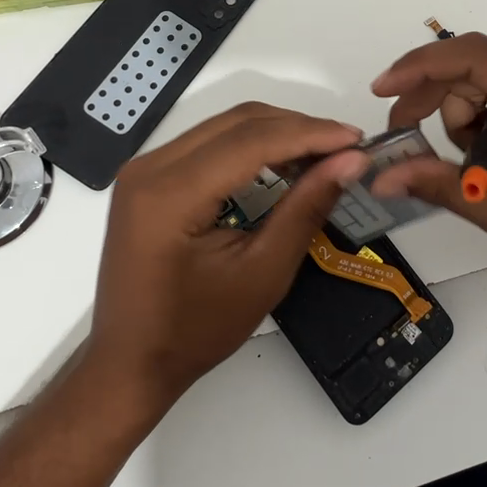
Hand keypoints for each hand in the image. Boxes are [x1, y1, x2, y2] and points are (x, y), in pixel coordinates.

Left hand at [83, 103, 366, 410]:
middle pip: (239, 122)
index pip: (252, 140)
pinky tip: (283, 163)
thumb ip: (306, 208)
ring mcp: (145, 168)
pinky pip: (209, 141)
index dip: (310, 133)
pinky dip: (252, 145)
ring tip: (323, 155)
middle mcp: (150, 167)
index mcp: (170, 194)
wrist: (130, 363)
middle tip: (346, 148)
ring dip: (277, 132)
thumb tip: (351, 160)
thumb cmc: (195, 331)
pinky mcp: (149, 176)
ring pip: (226, 126)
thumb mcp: (263, 273)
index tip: (357, 140)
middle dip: (298, 128)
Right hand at [368, 33, 486, 252]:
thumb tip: (382, 177)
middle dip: (429, 97)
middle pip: (467, 63)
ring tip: (475, 157)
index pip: (473, 58)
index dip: (422, 66)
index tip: (384, 89)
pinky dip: (475, 107)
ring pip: (474, 72)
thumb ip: (439, 185)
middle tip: (405, 135)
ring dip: (458, 112)